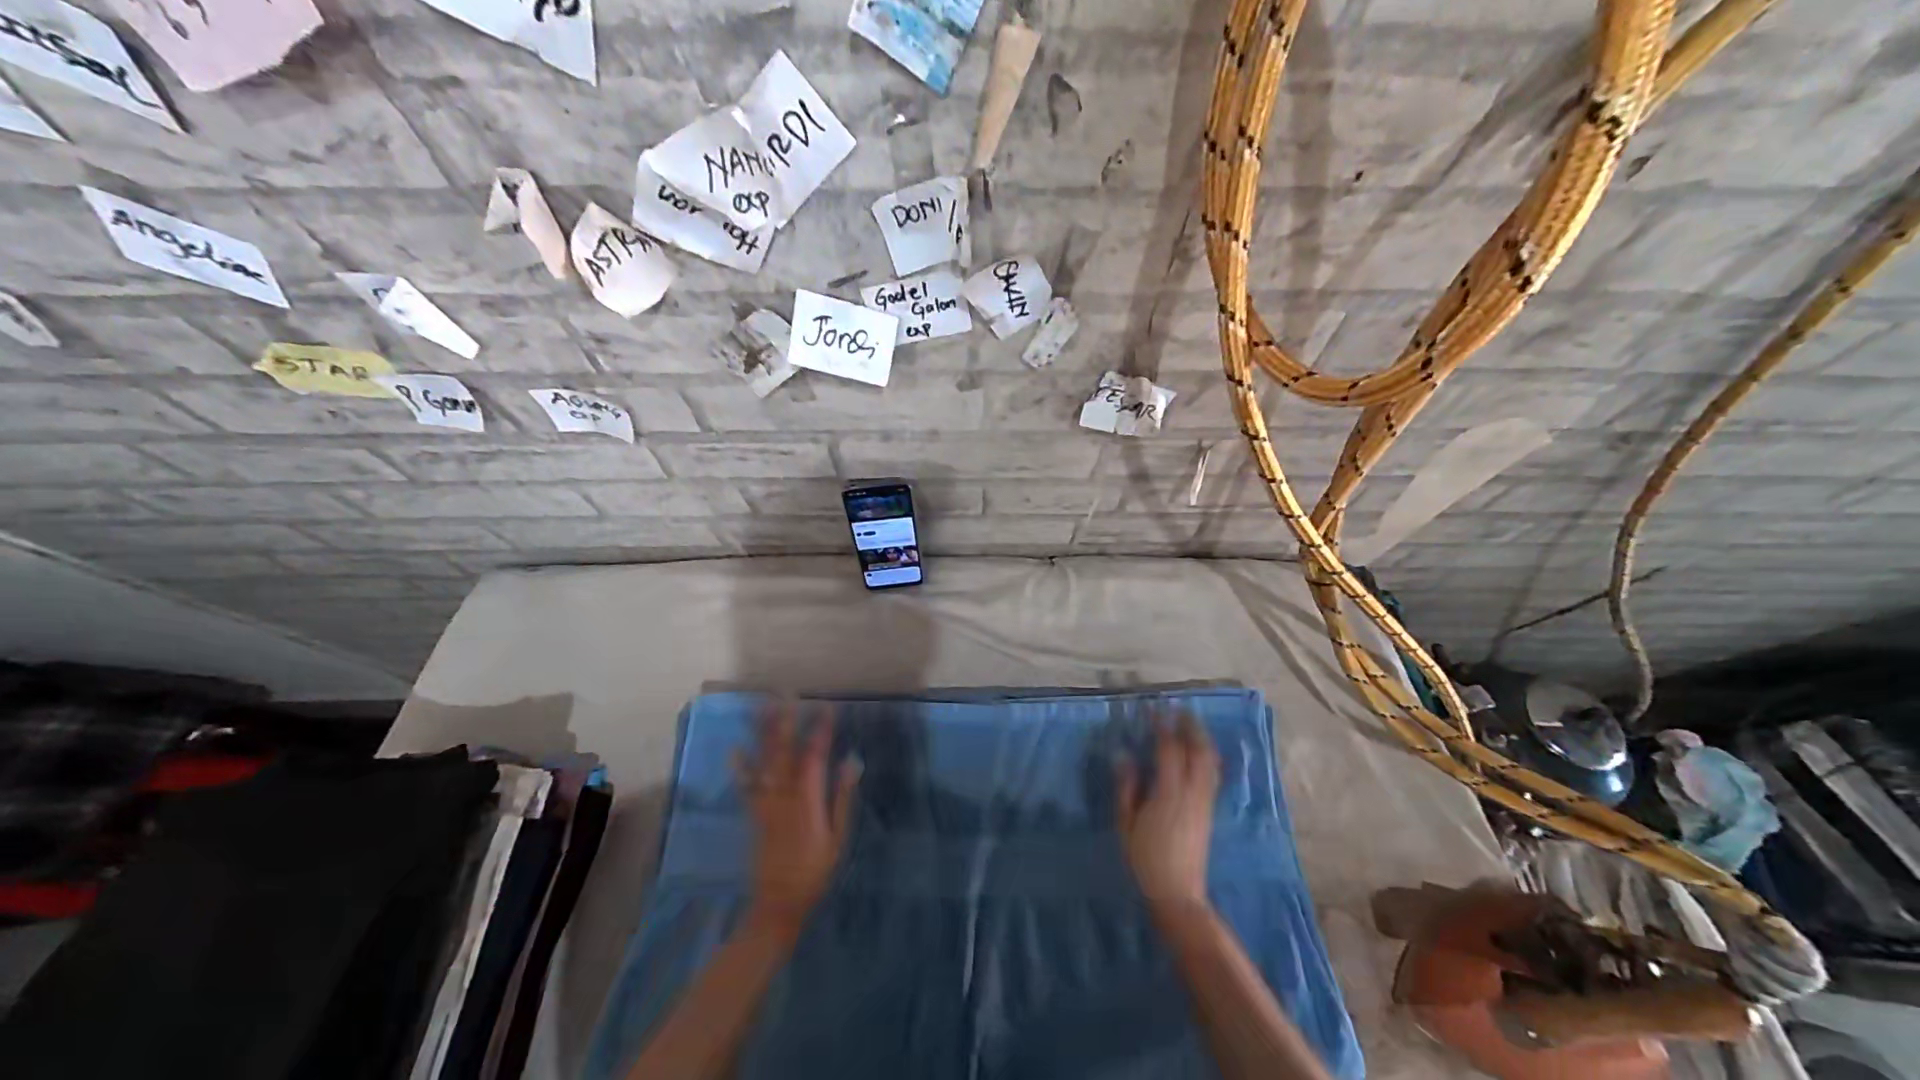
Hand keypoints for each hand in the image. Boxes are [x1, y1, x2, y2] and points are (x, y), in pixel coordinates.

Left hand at [734, 701, 860, 927]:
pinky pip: (746, 786)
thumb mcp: (838, 837)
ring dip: (763, 733)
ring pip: (763, 762)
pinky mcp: (754, 814)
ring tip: (763, 708)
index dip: (820, 730)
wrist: (778, 903)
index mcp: (808, 801)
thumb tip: (850, 763)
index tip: (827, 707)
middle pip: (783, 751)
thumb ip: (841, 798)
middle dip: (785, 721)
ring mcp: (765, 804)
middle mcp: (783, 796)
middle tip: (787, 694)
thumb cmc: (815, 871)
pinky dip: (741, 767)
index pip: (814, 756)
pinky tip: (736, 749)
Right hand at [1115, 713, 1219, 909]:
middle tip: (1177, 709)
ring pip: (1210, 761)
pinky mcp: (1209, 810)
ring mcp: (1204, 801)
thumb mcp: (1126, 823)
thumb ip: (1127, 787)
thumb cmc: (1145, 859)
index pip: (1168, 748)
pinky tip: (1197, 753)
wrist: (1177, 893)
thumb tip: (1125, 756)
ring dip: (1201, 738)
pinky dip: (1206, 755)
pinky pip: (1211, 773)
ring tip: (1189, 725)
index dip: (1162, 725)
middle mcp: (1193, 791)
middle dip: (1189, 726)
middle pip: (1198, 749)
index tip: (1153, 708)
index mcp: (1169, 792)